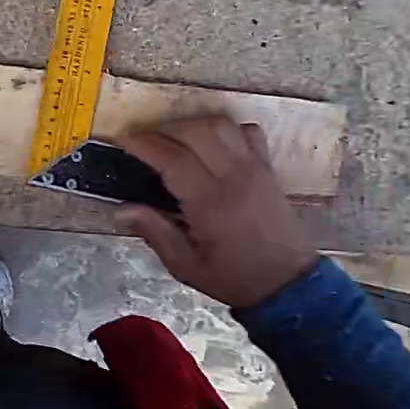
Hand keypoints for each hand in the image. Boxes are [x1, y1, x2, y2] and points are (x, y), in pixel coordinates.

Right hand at [117, 117, 318, 308]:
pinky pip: (248, 132)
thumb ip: (155, 233)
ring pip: (222, 125)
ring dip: (193, 124)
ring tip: (175, 139)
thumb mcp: (186, 266)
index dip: (146, 144)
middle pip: (197, 132)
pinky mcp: (268, 168)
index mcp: (211, 204)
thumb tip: (122, 210)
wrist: (288, 284)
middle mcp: (234, 178)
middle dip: (165, 129)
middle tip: (146, 141)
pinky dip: (226, 129)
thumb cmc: (234, 277)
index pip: (174, 160)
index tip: (125, 138)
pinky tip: (212, 143)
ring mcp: (255, 169)